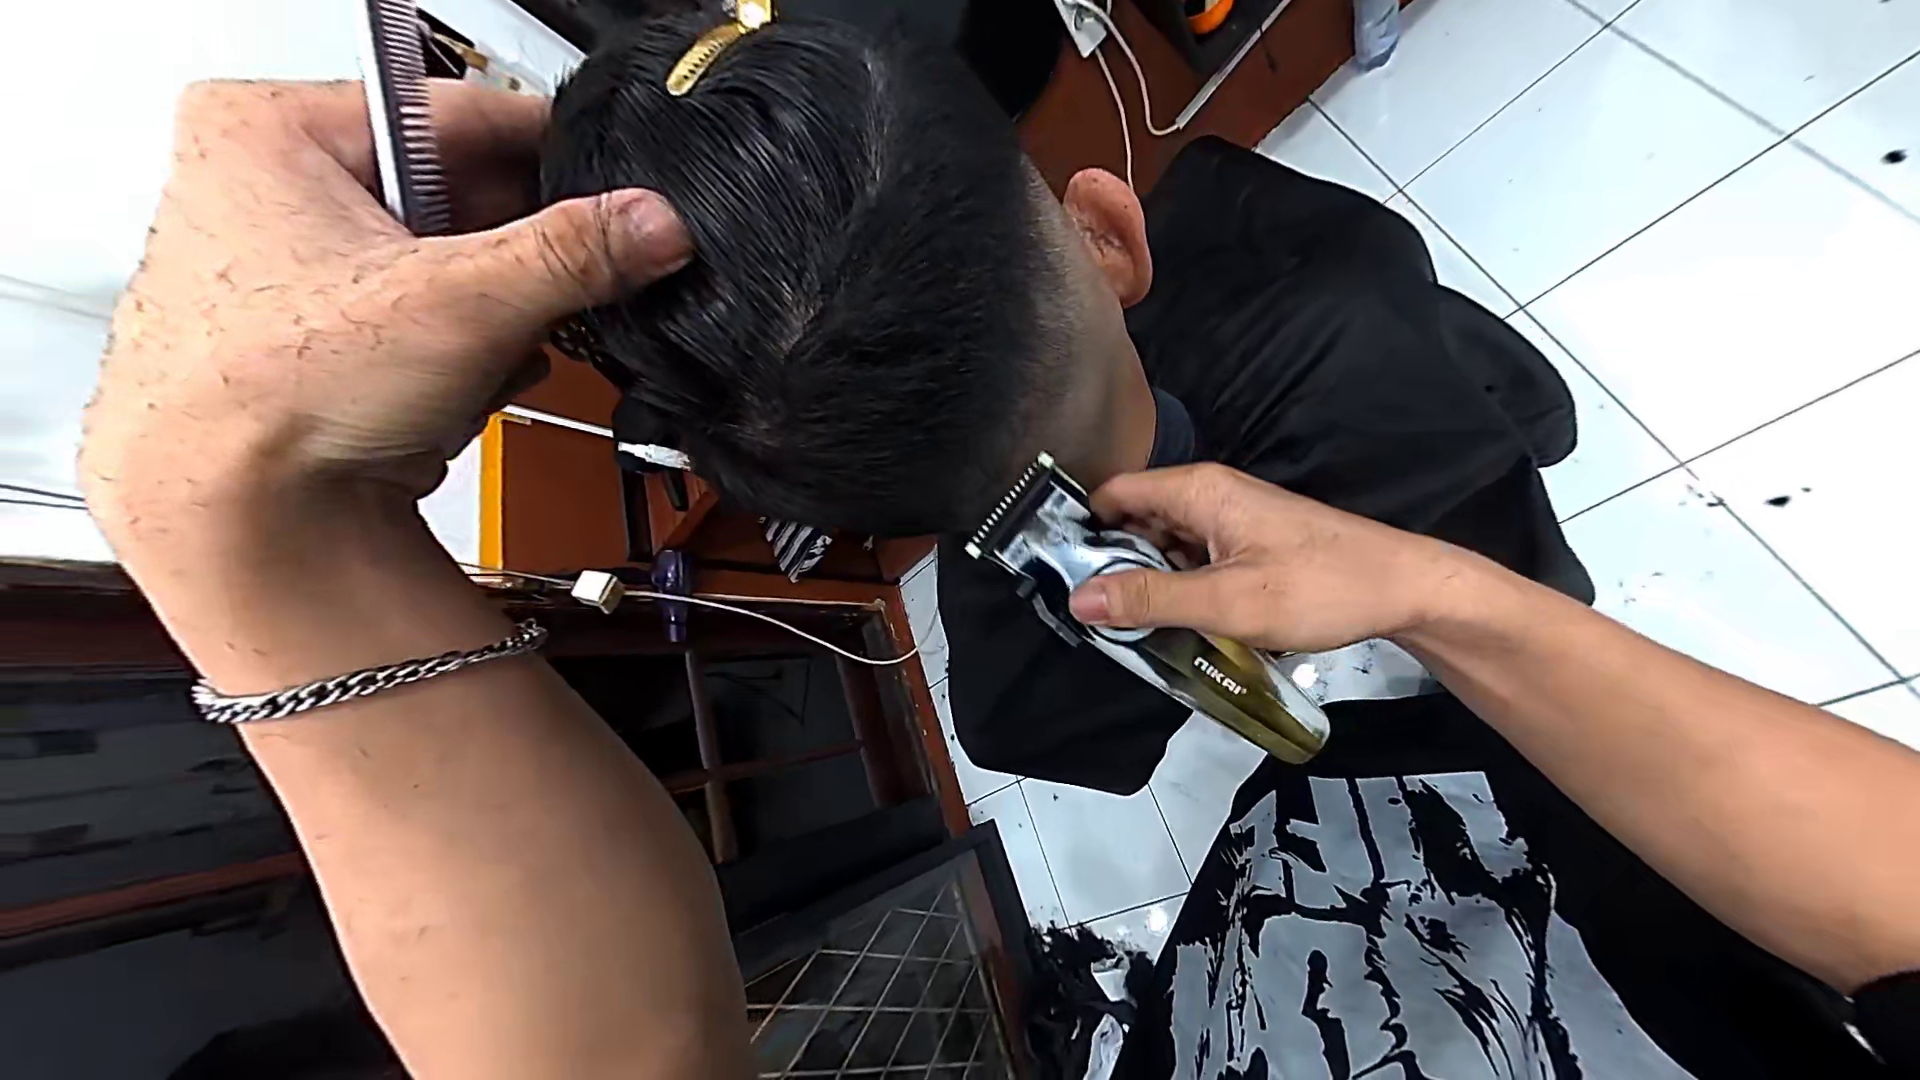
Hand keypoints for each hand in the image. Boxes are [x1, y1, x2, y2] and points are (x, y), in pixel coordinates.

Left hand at [80, 80, 690, 542]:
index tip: (622, 185)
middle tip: (559, 290)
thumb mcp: (462, 299)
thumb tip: (654, 222)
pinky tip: (477, 371)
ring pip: (483, 262)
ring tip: (498, 345)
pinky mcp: (376, 325)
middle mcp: (304, 190)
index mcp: (285, 134)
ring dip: (517, 308)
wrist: (260, 505)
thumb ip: (574, 253)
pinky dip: (495, 341)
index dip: (558, 152)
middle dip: (534, 256)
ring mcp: (341, 264)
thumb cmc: (282, 391)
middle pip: (480, 197)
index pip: (467, 112)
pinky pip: (472, 310)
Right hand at [1067, 464, 1478, 652]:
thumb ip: (1149, 599)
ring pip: (1159, 541)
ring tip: (1126, 619)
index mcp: (1195, 491)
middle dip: (1109, 560)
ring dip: (1142, 576)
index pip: (1113, 494)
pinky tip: (1171, 615)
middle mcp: (1205, 494)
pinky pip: (1186, 555)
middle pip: (1132, 518)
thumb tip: (1079, 599)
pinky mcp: (1239, 539)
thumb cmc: (1319, 586)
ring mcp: (1224, 517)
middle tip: (1092, 608)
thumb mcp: (1225, 600)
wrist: (1406, 588)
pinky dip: (1171, 581)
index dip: (1082, 527)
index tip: (1062, 570)